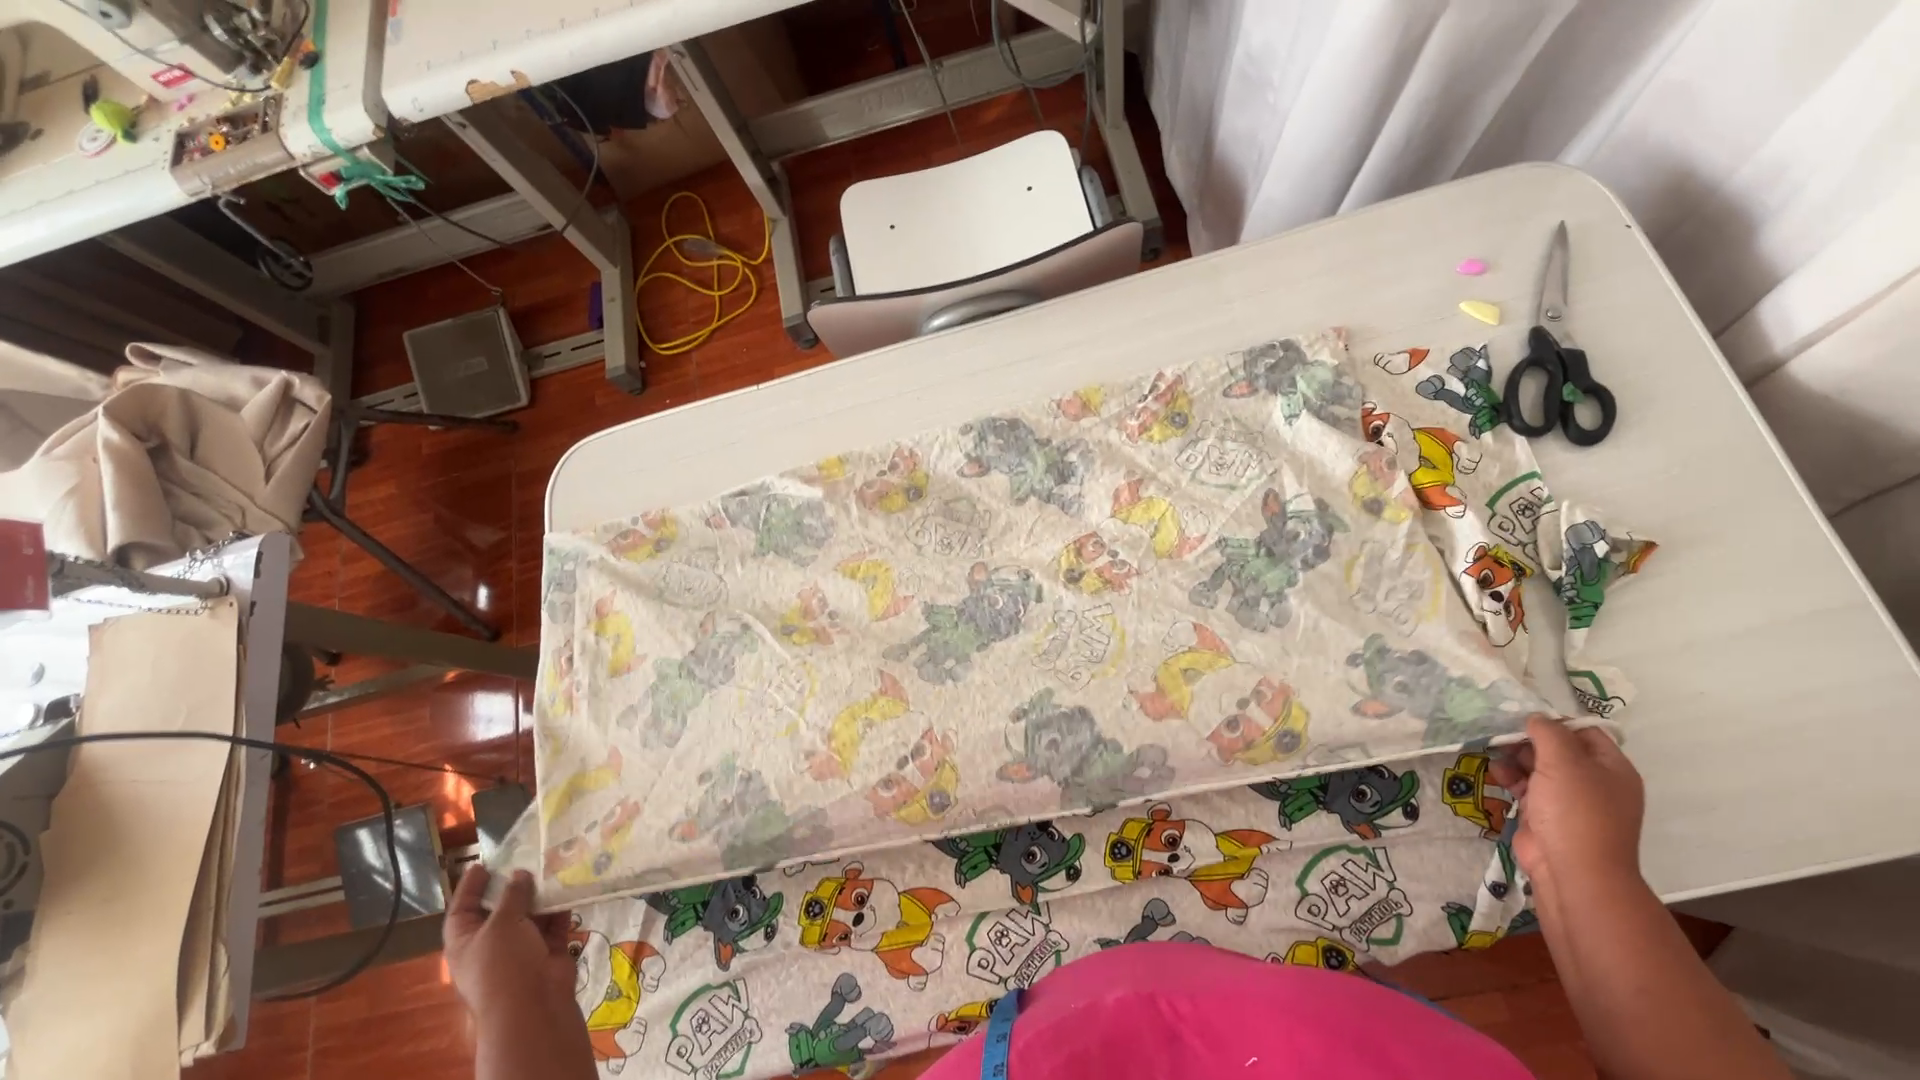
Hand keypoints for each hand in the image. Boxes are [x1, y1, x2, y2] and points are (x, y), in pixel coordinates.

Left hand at [444, 867, 576, 1022]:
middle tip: (527, 860)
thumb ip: (512, 895)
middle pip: (500, 910)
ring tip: (553, 868)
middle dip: (514, 887)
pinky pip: (552, 926)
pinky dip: (560, 910)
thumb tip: (519, 875)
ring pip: (530, 916)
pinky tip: (569, 889)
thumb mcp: (501, 923)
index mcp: (466, 941)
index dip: (470, 886)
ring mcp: (520, 949)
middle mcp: (491, 944)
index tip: (483, 864)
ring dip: (541, 896)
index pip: (463, 908)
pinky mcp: (546, 952)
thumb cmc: (503, 963)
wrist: (532, 1004)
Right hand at [1490, 714, 1644, 894]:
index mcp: (1611, 768)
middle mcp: (1593, 782)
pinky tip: (1496, 773)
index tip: (1523, 716)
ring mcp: (1568, 800)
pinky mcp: (1544, 815)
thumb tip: (1535, 718)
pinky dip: (1510, 778)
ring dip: (1515, 757)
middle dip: (1529, 740)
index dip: (1555, 721)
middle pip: (1557, 748)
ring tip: (1493, 751)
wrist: (1573, 872)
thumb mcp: (1565, 762)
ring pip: (1538, 767)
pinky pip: (1526, 787)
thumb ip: (1549, 732)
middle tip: (1501, 732)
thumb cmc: (1576, 811)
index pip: (1584, 731)